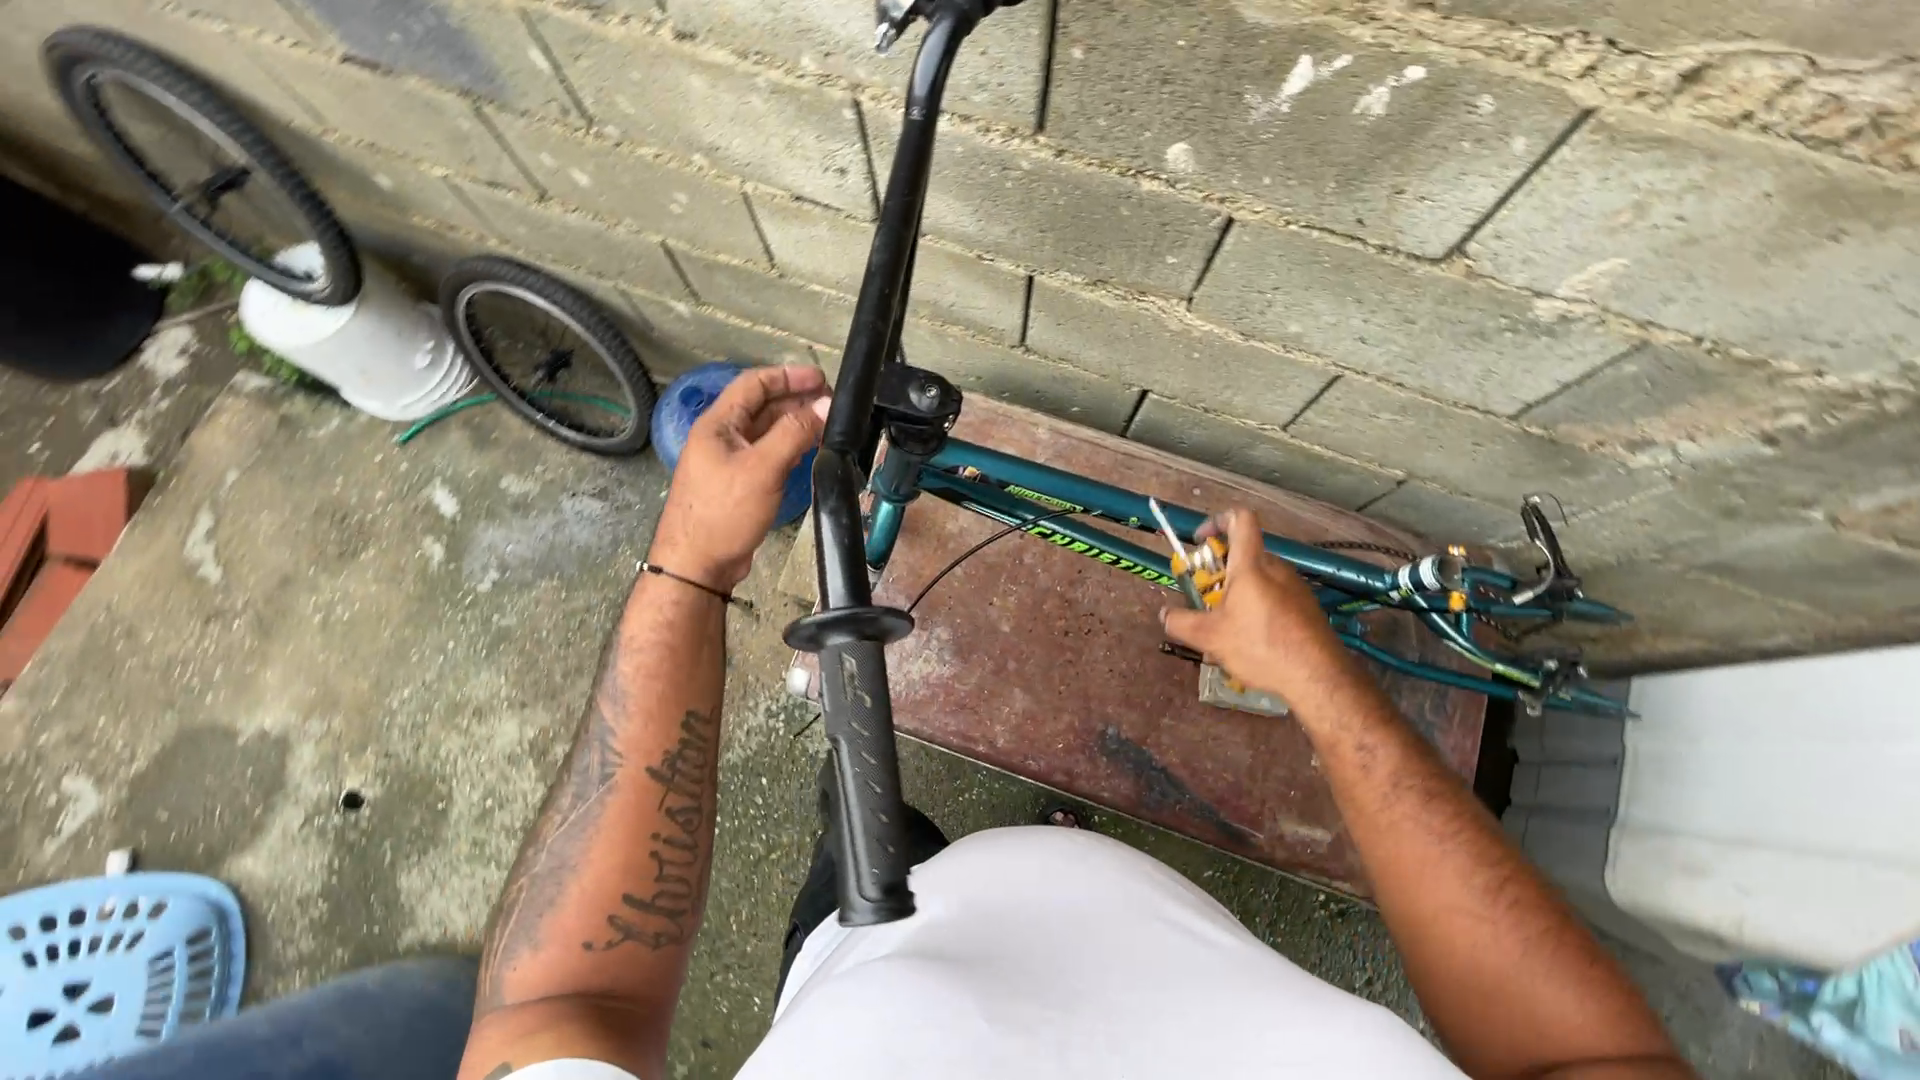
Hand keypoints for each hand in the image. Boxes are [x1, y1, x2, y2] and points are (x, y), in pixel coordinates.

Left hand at [649, 365, 829, 591]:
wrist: (697, 564)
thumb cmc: (724, 512)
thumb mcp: (762, 468)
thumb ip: (794, 433)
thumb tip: (825, 405)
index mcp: (718, 424)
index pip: (753, 384)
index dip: (787, 376)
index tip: (820, 378)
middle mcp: (722, 438)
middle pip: (762, 407)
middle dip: (796, 400)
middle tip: (830, 403)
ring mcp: (730, 462)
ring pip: (766, 433)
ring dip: (795, 425)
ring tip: (827, 425)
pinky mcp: (739, 485)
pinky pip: (767, 456)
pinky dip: (790, 449)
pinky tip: (810, 452)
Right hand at [1160, 507, 1351, 701]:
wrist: (1319, 677)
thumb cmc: (1262, 646)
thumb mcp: (1210, 637)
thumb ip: (1181, 622)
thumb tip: (1165, 614)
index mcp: (1251, 565)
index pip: (1240, 519)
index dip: (1217, 520)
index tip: (1200, 541)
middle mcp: (1276, 568)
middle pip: (1244, 555)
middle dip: (1218, 574)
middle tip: (1205, 602)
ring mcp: (1295, 588)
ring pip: (1257, 581)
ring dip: (1236, 597)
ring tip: (1225, 632)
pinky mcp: (1305, 608)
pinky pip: (1273, 598)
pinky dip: (1256, 611)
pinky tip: (1251, 644)